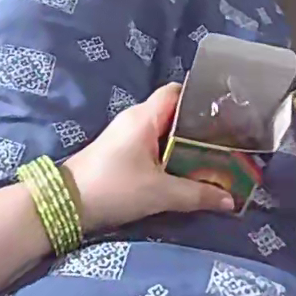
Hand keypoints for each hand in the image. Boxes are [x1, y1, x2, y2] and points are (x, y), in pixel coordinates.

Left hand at [65, 83, 234, 231]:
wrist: (64, 204)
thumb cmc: (113, 188)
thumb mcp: (159, 193)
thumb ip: (197, 195)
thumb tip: (231, 201)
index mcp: (144, 117)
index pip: (177, 91)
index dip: (201, 98)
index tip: (225, 113)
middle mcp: (135, 120)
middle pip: (174, 112)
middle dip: (199, 127)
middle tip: (227, 141)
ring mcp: (125, 136)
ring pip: (164, 131)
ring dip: (185, 144)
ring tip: (213, 156)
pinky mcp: (120, 152)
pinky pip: (152, 145)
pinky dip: (170, 154)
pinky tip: (185, 169)